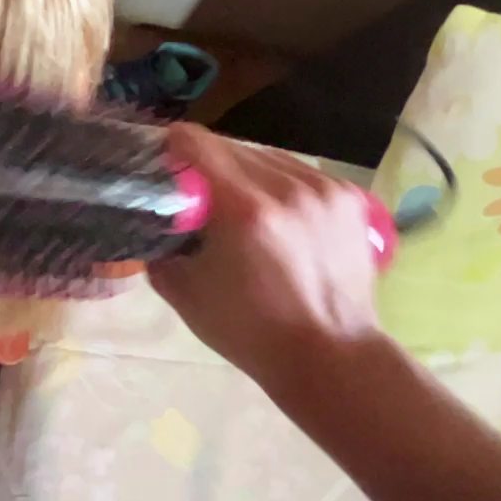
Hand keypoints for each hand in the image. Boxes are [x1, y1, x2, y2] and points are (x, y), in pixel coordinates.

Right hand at [149, 124, 382, 390]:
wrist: (332, 357)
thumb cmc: (250, 331)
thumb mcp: (184, 292)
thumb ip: (158, 246)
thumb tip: (152, 219)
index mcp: (244, 209)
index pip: (196, 144)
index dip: (170, 146)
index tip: (160, 160)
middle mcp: (287, 188)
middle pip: (229, 146)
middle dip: (205, 163)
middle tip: (193, 192)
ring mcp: (323, 188)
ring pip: (264, 154)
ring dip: (242, 170)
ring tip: (234, 202)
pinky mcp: (347, 196)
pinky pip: (296, 170)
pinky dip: (276, 182)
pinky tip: (272, 211)